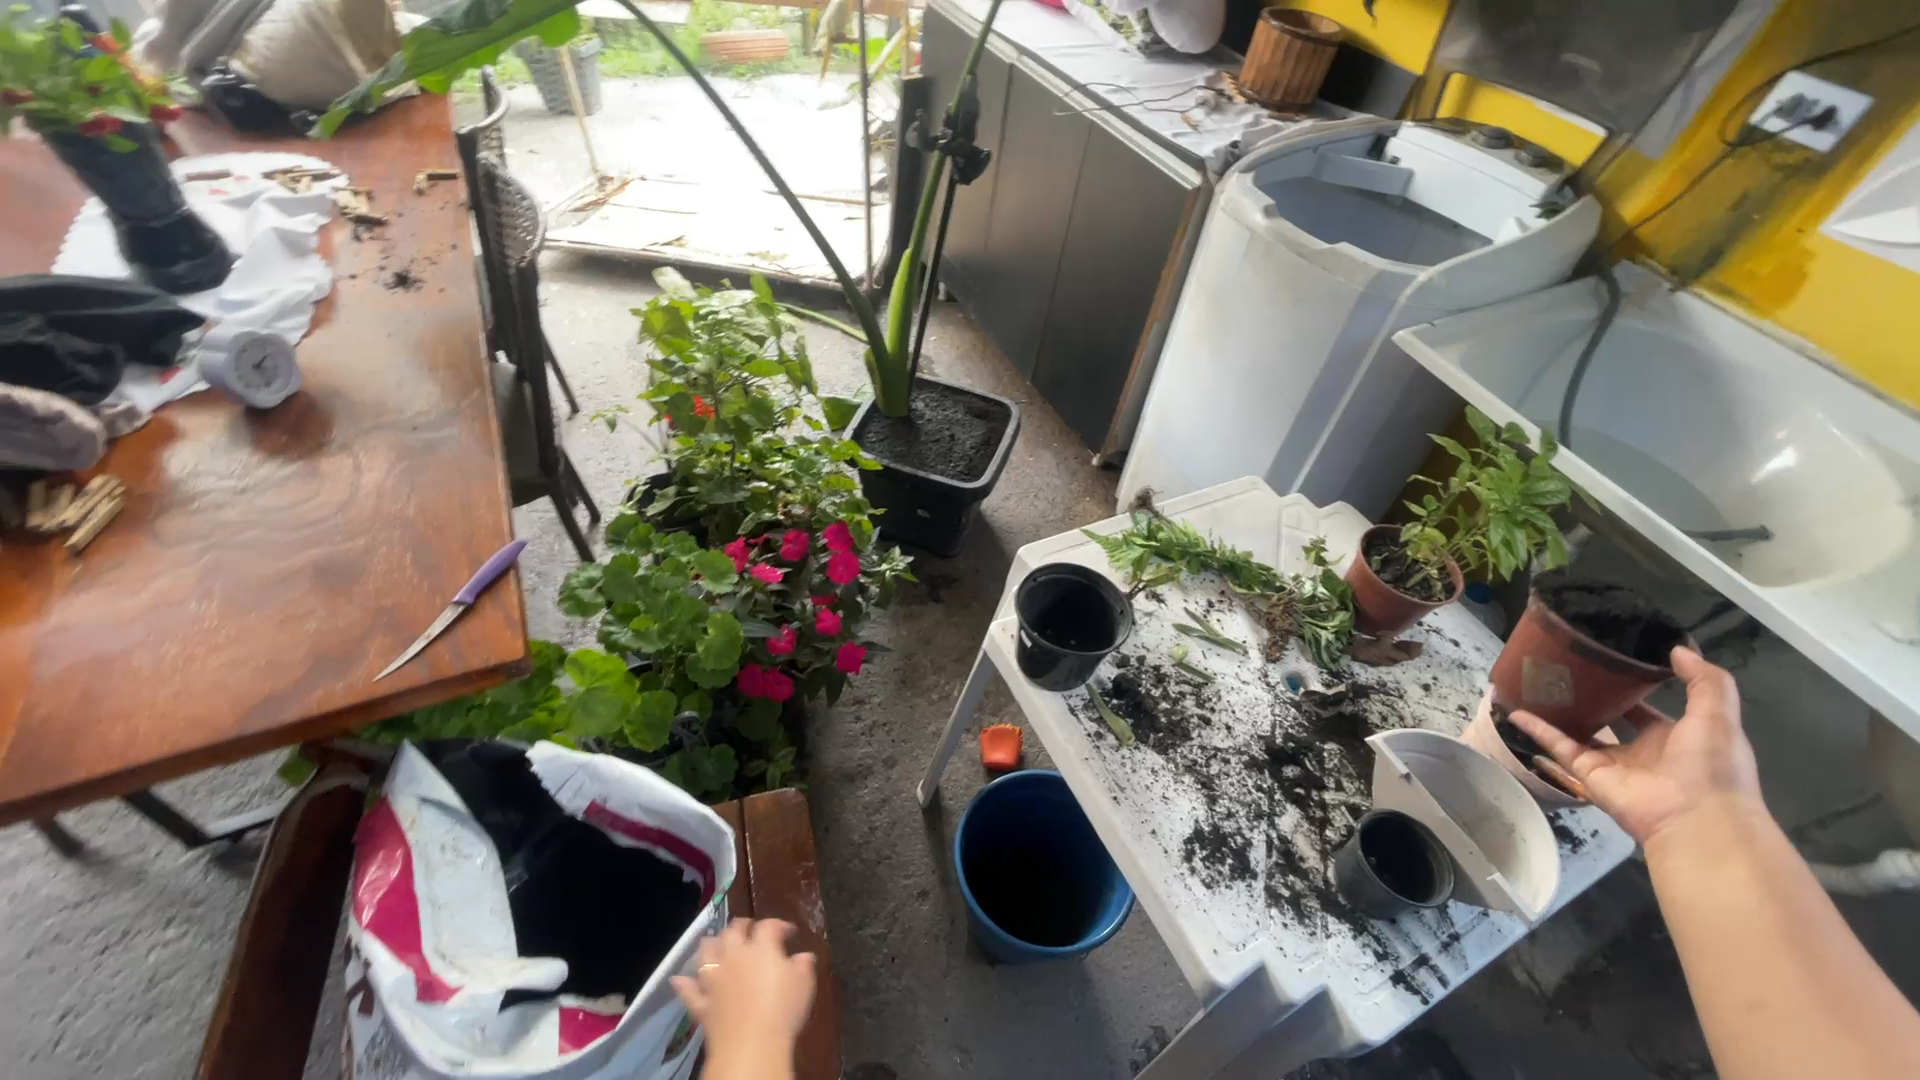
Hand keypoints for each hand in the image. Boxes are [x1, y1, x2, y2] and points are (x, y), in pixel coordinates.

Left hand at [671, 918, 814, 1074]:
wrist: (751, 1045)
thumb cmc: (782, 1010)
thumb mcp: (804, 983)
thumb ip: (803, 965)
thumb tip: (804, 955)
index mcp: (761, 947)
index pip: (768, 925)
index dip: (779, 924)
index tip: (789, 931)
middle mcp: (734, 956)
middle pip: (733, 931)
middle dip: (742, 926)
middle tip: (750, 929)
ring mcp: (714, 979)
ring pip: (706, 953)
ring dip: (711, 944)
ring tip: (716, 943)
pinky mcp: (702, 1003)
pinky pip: (688, 989)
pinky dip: (684, 983)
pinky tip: (679, 978)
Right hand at [1509, 646, 1763, 845]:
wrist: (1694, 816)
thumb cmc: (1710, 765)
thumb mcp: (1718, 717)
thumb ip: (1705, 681)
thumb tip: (1677, 648)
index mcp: (1674, 737)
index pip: (1644, 709)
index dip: (1629, 689)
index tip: (1606, 666)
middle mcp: (1640, 749)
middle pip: (1608, 719)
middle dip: (1589, 700)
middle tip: (1564, 671)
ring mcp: (1610, 761)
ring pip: (1578, 731)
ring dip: (1558, 713)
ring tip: (1534, 686)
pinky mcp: (1586, 771)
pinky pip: (1558, 745)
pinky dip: (1536, 729)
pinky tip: (1516, 710)